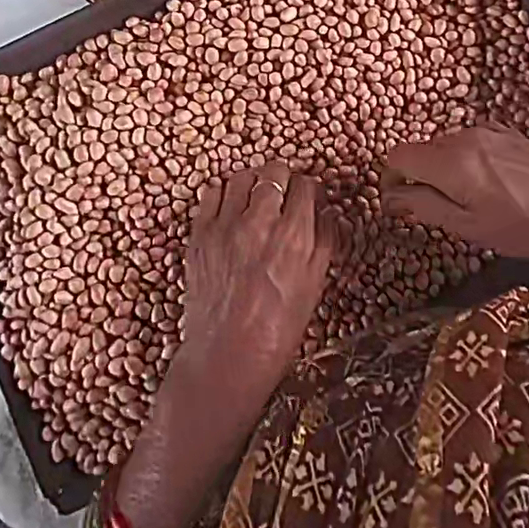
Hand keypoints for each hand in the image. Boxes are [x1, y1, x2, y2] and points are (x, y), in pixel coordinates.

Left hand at [172, 161, 332, 407]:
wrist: (228, 354)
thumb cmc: (278, 326)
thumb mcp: (315, 283)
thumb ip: (324, 241)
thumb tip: (328, 214)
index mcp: (294, 235)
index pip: (306, 186)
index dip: (310, 187)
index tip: (309, 195)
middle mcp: (260, 223)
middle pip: (274, 173)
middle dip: (284, 178)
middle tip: (285, 190)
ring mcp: (225, 227)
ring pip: (241, 177)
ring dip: (254, 182)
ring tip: (257, 196)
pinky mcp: (200, 236)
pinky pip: (211, 195)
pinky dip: (224, 194)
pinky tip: (231, 207)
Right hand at [381, 126, 528, 261]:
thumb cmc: (526, 227)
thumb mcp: (468, 228)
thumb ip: (424, 207)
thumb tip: (392, 198)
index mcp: (452, 163)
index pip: (398, 156)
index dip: (392, 179)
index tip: (399, 199)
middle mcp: (465, 138)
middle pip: (421, 150)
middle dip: (419, 176)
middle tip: (437, 208)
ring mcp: (487, 131)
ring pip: (445, 146)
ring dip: (445, 169)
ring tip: (469, 200)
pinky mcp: (505, 132)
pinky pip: (469, 143)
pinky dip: (466, 161)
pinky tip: (487, 184)